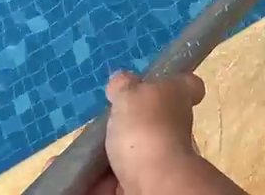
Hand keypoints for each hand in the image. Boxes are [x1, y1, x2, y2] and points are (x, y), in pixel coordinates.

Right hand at [88, 71, 207, 194]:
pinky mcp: (145, 184)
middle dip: (122, 126)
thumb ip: (123, 84)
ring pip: (130, 153)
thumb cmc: (146, 127)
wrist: (154, 184)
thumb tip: (121, 80)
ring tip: (79, 157)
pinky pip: (117, 181)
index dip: (177, 82)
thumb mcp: (129, 93)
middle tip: (99, 128)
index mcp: (178, 96)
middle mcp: (174, 126)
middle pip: (151, 120)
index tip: (158, 84)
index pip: (189, 84)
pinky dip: (97, 181)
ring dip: (104, 157)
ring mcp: (161, 157)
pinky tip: (75, 178)